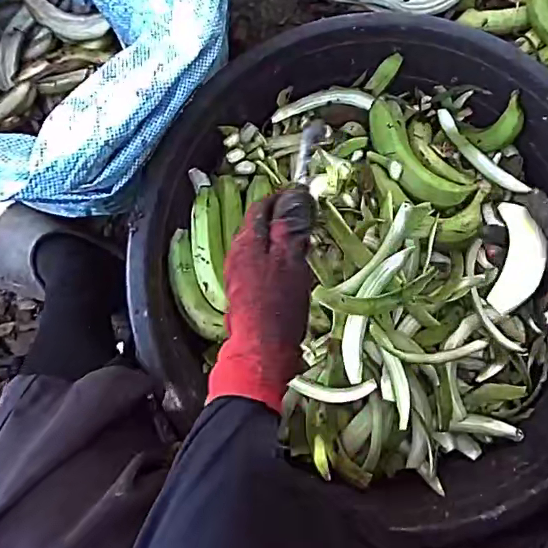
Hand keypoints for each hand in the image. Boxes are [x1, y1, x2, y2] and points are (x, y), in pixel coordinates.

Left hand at [207, 187, 314, 411]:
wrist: (262, 353)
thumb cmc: (278, 306)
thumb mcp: (291, 260)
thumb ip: (291, 227)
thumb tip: (295, 196)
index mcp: (247, 241)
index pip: (262, 205)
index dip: (283, 196)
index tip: (304, 194)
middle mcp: (238, 254)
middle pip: (260, 224)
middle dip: (283, 217)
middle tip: (309, 217)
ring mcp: (239, 274)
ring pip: (262, 244)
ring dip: (282, 238)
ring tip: (306, 241)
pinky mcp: (246, 291)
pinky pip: (263, 263)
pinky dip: (279, 257)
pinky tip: (295, 268)